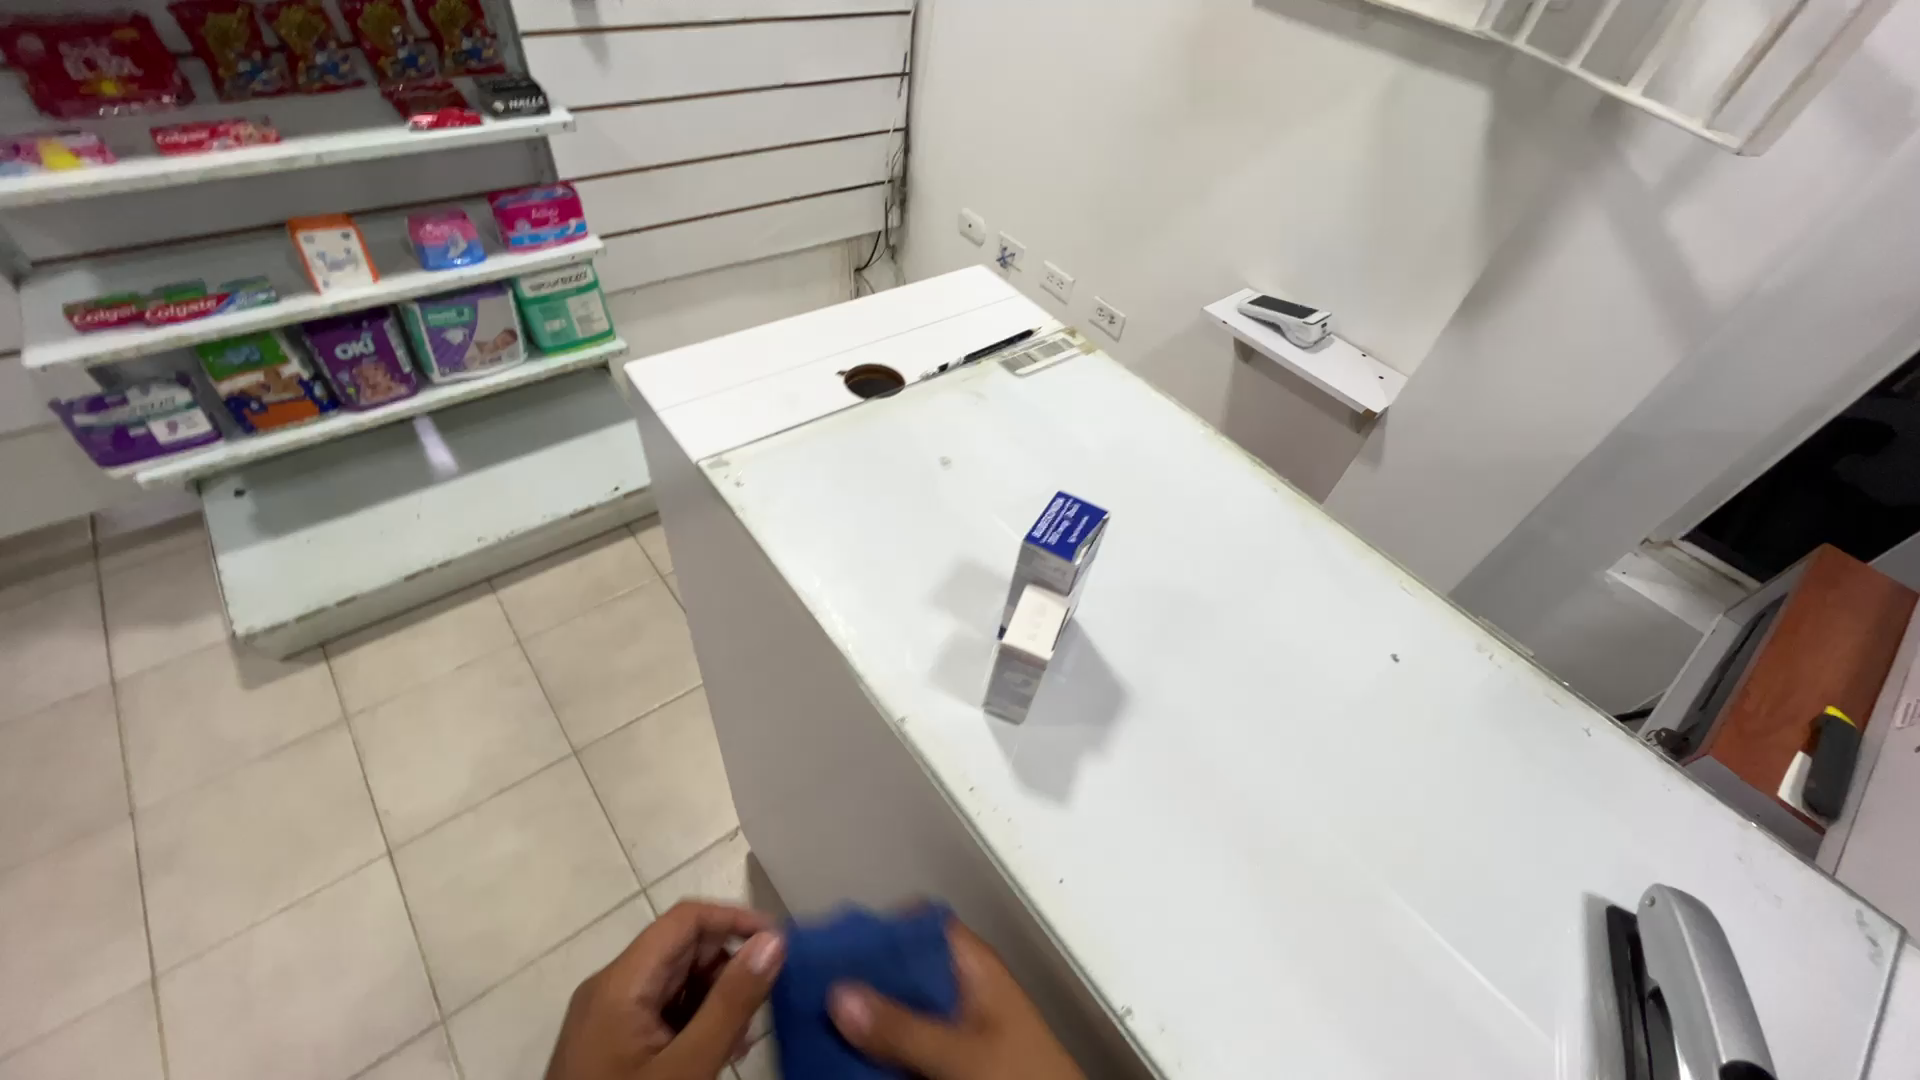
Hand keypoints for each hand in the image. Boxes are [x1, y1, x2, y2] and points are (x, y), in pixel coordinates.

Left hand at [546, 901, 784, 1079]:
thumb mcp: (688, 1069)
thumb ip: (732, 1002)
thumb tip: (774, 940)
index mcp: (620, 983)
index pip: (686, 919)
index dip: (735, 920)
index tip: (779, 946)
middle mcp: (610, 989)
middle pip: (682, 949)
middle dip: (729, 967)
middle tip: (764, 1005)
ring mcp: (608, 1019)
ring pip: (676, 981)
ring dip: (716, 998)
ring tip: (741, 1040)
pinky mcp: (612, 1047)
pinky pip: (663, 1013)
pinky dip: (696, 1023)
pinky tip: (718, 1055)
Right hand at [828, 920, 1084, 1079]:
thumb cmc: (1027, 1078)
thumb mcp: (962, 1053)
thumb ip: (903, 1026)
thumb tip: (839, 994)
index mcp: (972, 965)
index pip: (920, 923)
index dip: (880, 929)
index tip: (836, 947)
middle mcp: (960, 987)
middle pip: (901, 966)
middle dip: (860, 978)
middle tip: (813, 991)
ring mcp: (953, 1025)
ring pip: (897, 1007)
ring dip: (863, 1017)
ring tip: (817, 1024)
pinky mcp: (947, 1060)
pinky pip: (902, 1043)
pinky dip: (876, 1048)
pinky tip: (846, 1058)